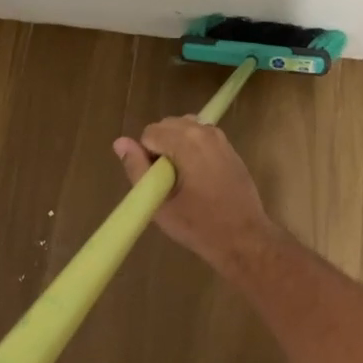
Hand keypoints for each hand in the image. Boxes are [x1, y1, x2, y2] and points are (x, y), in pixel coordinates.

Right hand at [113, 115, 279, 268]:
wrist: (243, 237)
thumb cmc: (198, 224)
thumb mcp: (159, 201)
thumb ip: (137, 168)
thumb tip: (120, 142)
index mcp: (187, 141)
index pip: (149, 133)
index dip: (146, 157)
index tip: (156, 182)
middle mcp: (205, 131)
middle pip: (168, 125)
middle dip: (160, 147)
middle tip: (166, 182)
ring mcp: (221, 137)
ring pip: (185, 128)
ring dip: (176, 146)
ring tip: (180, 178)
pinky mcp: (230, 148)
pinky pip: (201, 136)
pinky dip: (192, 148)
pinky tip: (197, 177)